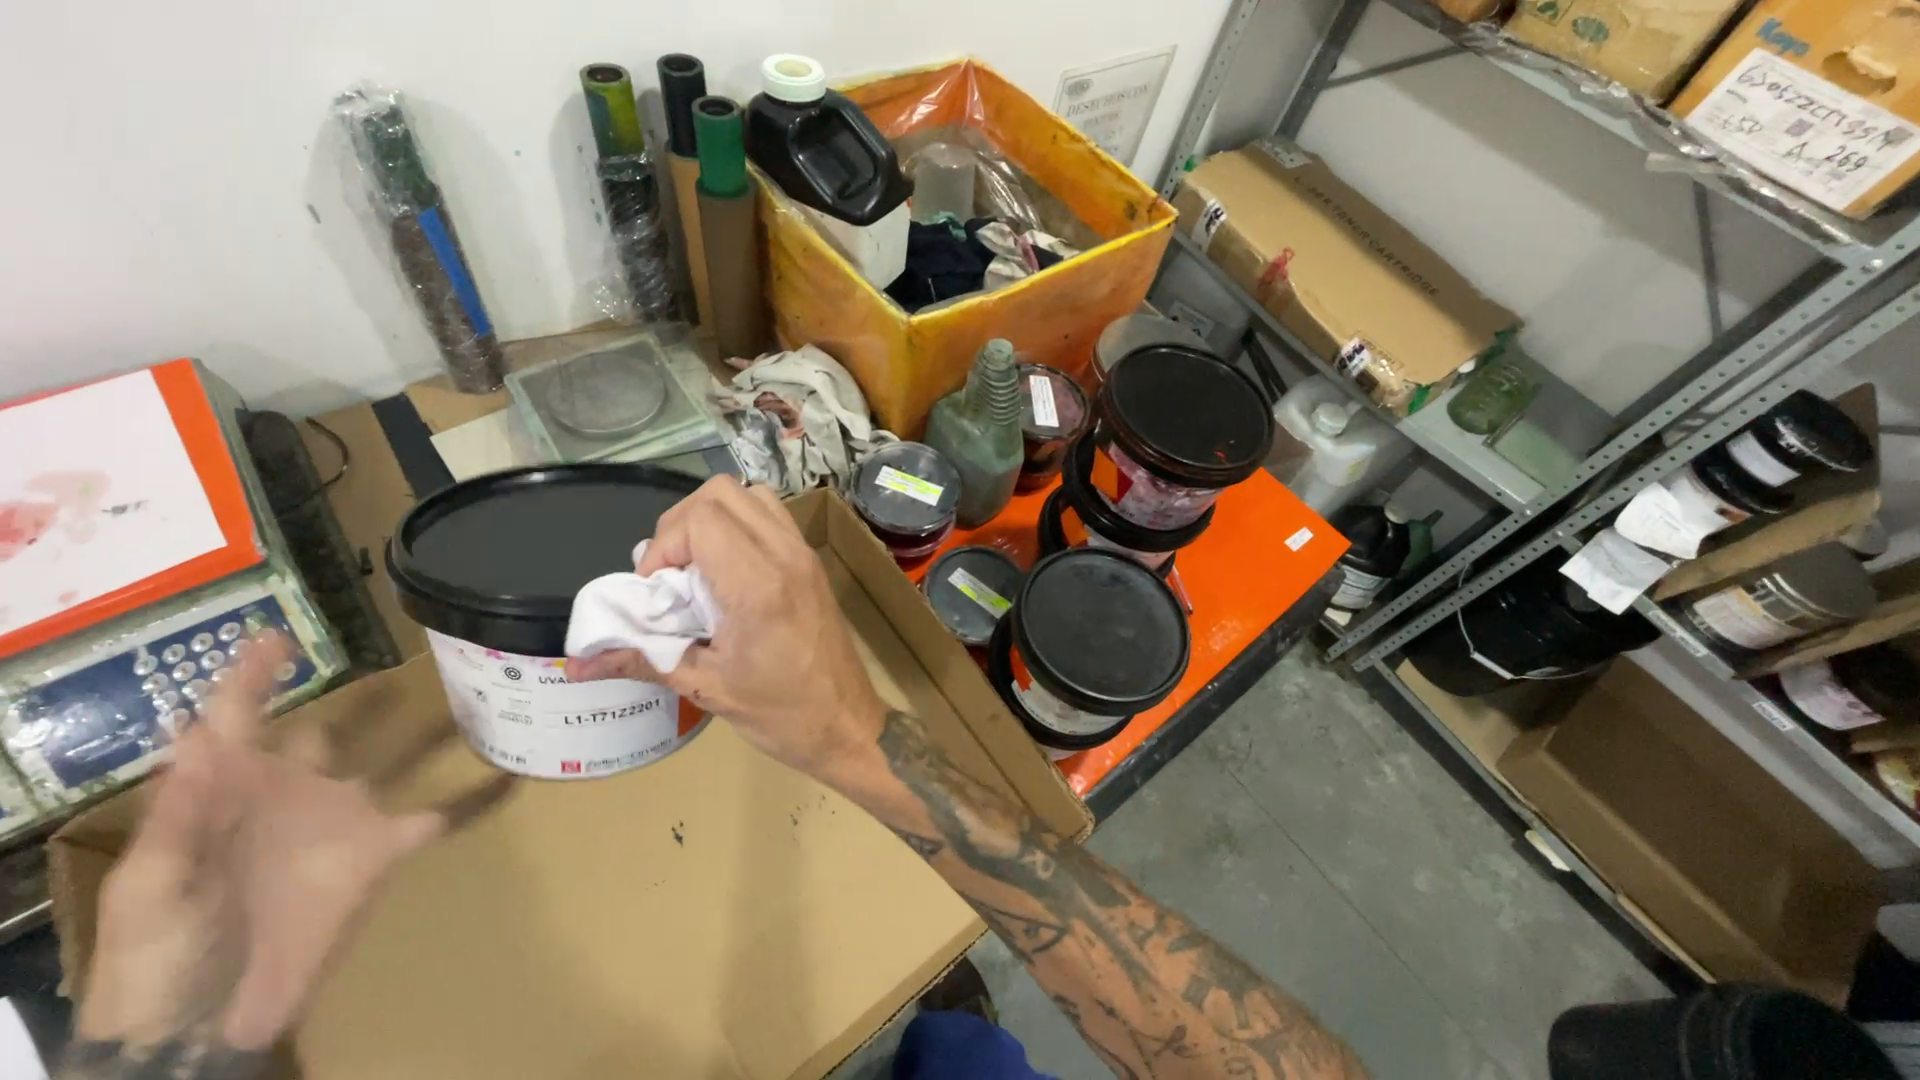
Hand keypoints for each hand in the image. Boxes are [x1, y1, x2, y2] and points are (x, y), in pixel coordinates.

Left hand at [76, 633, 515, 1052]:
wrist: (207, 1021)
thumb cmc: (160, 953)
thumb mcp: (153, 885)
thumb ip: (182, 814)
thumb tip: (202, 734)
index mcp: (234, 789)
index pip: (240, 718)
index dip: (253, 675)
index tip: (277, 635)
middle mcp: (297, 790)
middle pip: (335, 727)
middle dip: (365, 695)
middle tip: (410, 655)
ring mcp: (346, 820)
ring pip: (401, 760)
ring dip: (435, 731)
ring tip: (477, 694)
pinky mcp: (382, 852)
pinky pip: (441, 818)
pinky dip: (477, 799)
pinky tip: (514, 775)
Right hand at [567, 477, 886, 781]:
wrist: (849, 726)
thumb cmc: (782, 714)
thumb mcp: (707, 688)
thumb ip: (642, 661)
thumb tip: (577, 665)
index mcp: (759, 584)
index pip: (699, 520)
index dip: (663, 546)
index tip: (654, 590)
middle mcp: (786, 555)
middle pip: (721, 494)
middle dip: (680, 526)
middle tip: (668, 574)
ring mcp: (804, 554)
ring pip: (749, 496)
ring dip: (711, 518)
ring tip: (695, 567)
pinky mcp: (812, 562)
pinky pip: (771, 516)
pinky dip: (740, 525)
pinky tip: (727, 571)